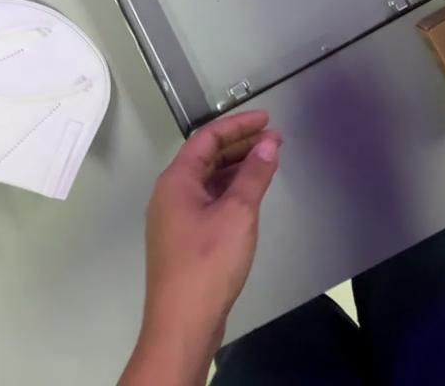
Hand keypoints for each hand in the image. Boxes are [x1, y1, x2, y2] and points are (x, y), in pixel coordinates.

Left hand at [131, 110, 281, 376]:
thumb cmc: (208, 262)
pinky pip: (209, 200)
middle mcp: (171, 194)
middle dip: (240, 145)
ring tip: (268, 162)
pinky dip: (231, 190)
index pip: (208, 137)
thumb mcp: (238, 213)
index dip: (238, 124)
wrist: (182, 324)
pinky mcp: (184, 239)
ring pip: (209, 180)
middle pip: (206, 157)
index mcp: (176, 180)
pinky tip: (251, 194)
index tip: (267, 120)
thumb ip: (254, 174)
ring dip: (237, 167)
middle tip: (274, 140)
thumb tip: (269, 144)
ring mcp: (175, 218)